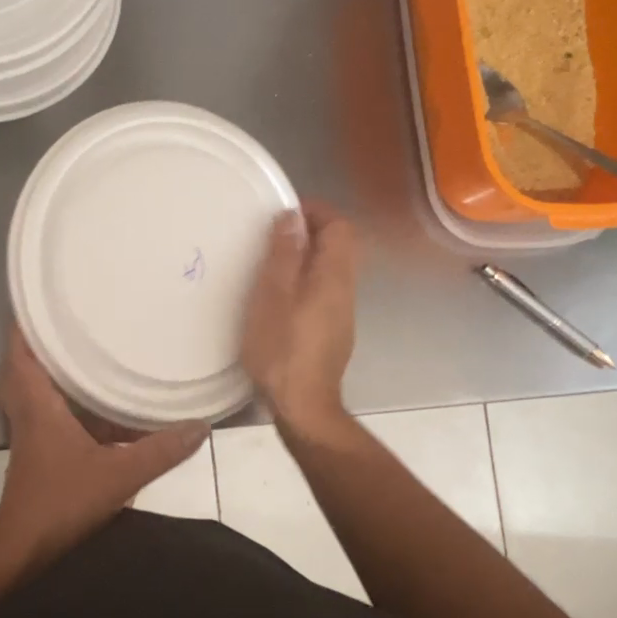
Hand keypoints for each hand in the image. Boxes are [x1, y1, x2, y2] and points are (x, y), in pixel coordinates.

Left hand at [0, 327, 209, 563]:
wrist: (25, 548)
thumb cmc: (62, 501)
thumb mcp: (119, 474)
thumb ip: (161, 451)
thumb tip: (201, 426)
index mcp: (38, 405)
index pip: (21, 350)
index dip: (27, 321)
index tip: (46, 297)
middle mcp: (29, 412)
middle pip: (26, 365)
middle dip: (45, 341)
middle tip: (74, 321)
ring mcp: (32, 434)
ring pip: (39, 390)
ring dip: (58, 371)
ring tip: (91, 352)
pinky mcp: (40, 452)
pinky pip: (51, 413)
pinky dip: (69, 402)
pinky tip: (102, 407)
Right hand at [241, 202, 359, 435]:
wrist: (303, 406)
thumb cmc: (281, 349)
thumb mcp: (272, 296)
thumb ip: (283, 255)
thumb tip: (293, 217)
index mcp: (334, 276)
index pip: (339, 226)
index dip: (315, 212)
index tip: (283, 213)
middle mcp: (346, 290)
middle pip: (339, 247)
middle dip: (310, 232)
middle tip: (272, 236)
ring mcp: (342, 314)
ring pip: (331, 271)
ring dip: (306, 259)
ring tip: (270, 264)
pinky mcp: (333, 334)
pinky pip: (324, 293)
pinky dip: (305, 282)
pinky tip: (279, 299)